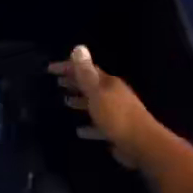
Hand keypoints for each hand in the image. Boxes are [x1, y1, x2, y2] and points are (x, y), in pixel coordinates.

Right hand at [50, 45, 157, 165]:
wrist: (143, 145)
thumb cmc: (116, 116)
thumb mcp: (97, 93)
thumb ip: (86, 73)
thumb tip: (78, 47)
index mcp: (108, 83)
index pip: (86, 69)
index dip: (68, 67)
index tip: (50, 69)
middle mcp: (113, 94)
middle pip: (91, 85)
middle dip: (74, 82)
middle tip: (57, 82)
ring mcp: (117, 112)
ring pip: (95, 103)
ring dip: (80, 101)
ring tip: (65, 102)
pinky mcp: (117, 130)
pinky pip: (99, 124)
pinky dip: (89, 125)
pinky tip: (79, 130)